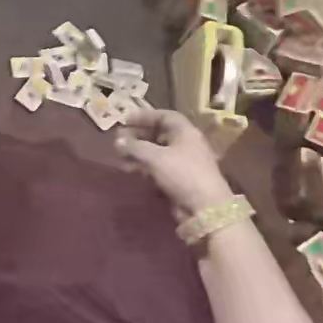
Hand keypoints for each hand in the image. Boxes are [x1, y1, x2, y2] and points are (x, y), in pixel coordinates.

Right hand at [115, 108, 235, 213]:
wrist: (204, 206)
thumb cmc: (181, 173)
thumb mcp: (155, 157)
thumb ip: (135, 147)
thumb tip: (118, 141)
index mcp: (185, 132)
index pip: (164, 116)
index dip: (144, 116)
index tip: (125, 120)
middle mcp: (185, 144)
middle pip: (159, 134)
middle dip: (138, 136)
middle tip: (119, 140)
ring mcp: (182, 162)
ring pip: (157, 152)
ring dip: (138, 153)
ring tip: (120, 156)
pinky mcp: (178, 179)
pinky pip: (158, 168)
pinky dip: (144, 166)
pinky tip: (129, 170)